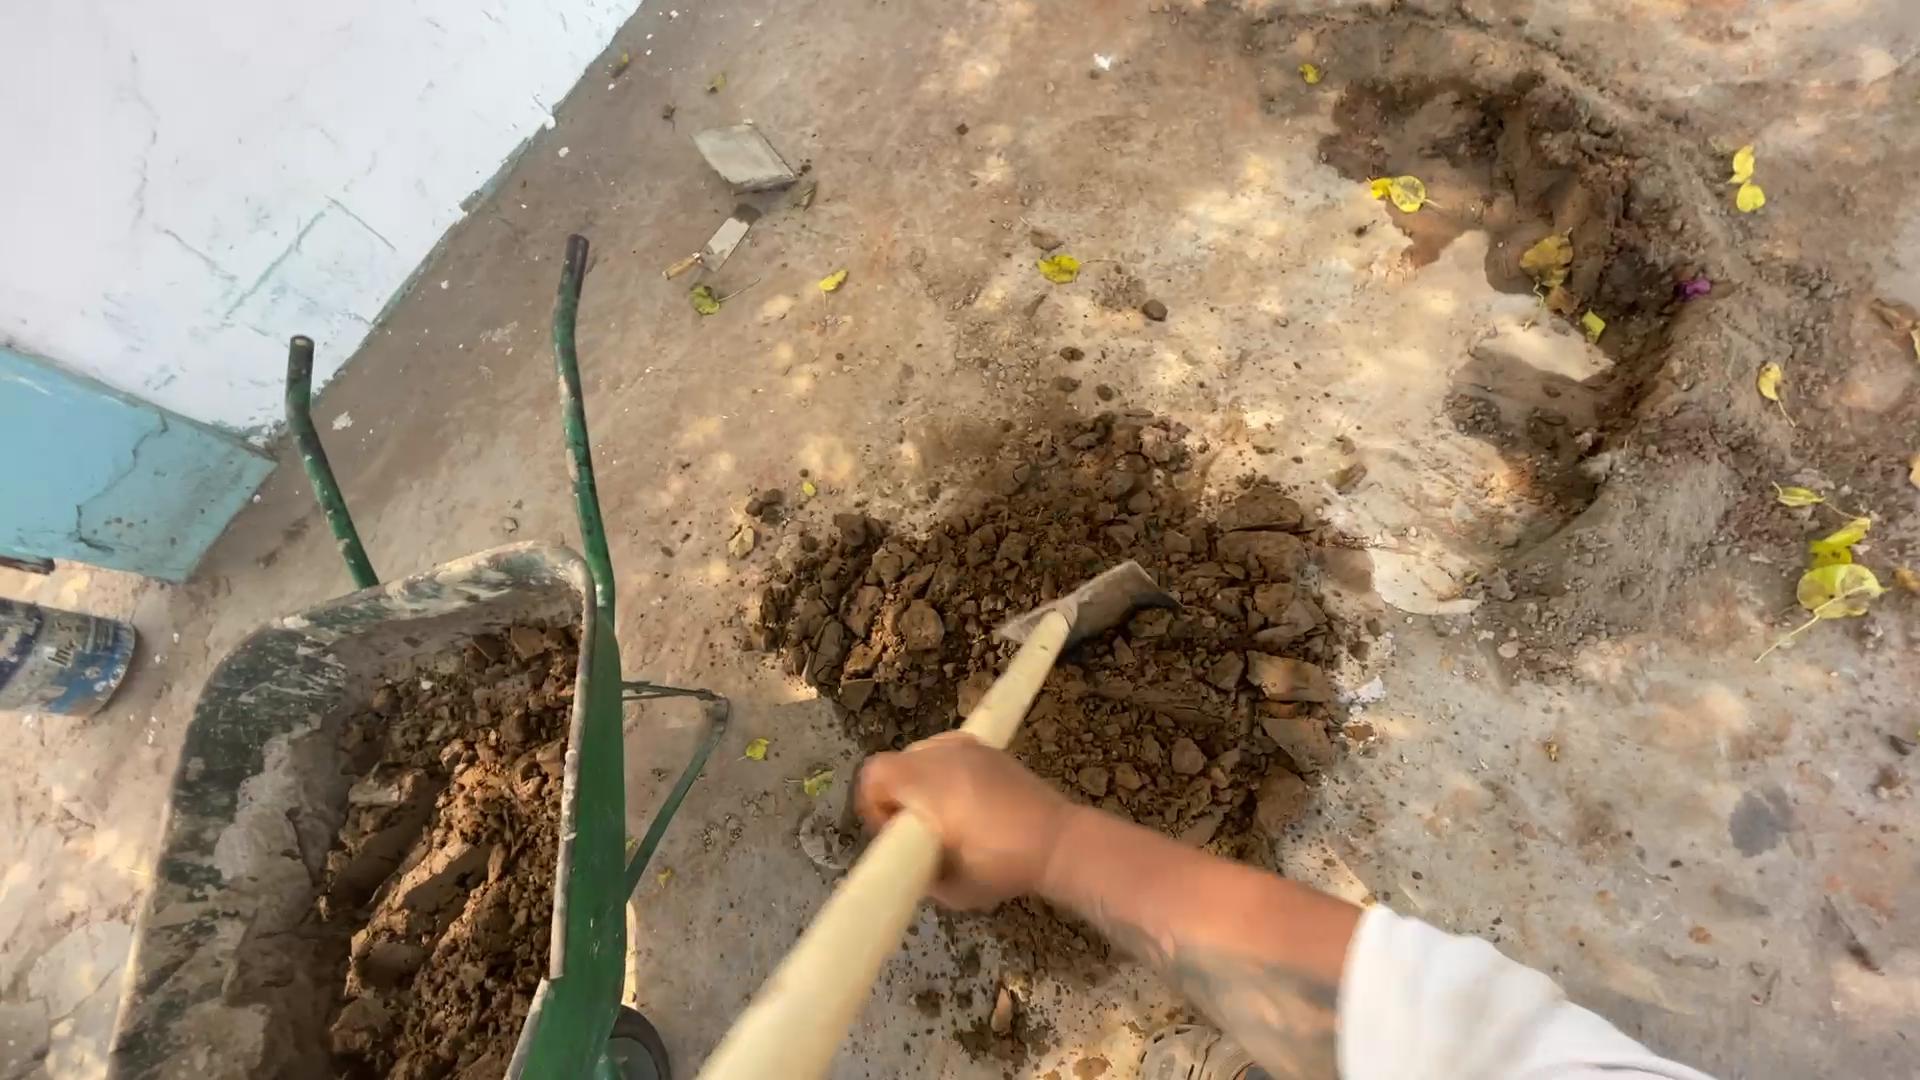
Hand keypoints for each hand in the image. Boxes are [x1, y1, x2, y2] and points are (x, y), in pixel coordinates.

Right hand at [854, 731, 1076, 908]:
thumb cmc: (1002, 865)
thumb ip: (917, 872)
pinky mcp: (987, 748)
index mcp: (928, 783)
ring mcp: (967, 745)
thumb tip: (908, 863)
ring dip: (918, 781)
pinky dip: (942, 770)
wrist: (1058, 842)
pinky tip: (962, 798)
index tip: (892, 834)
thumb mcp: (950, 889)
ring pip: (920, 754)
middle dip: (896, 795)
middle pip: (895, 762)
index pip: (874, 774)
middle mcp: (943, 754)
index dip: (872, 805)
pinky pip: (947, 750)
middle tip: (914, 830)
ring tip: (940, 814)